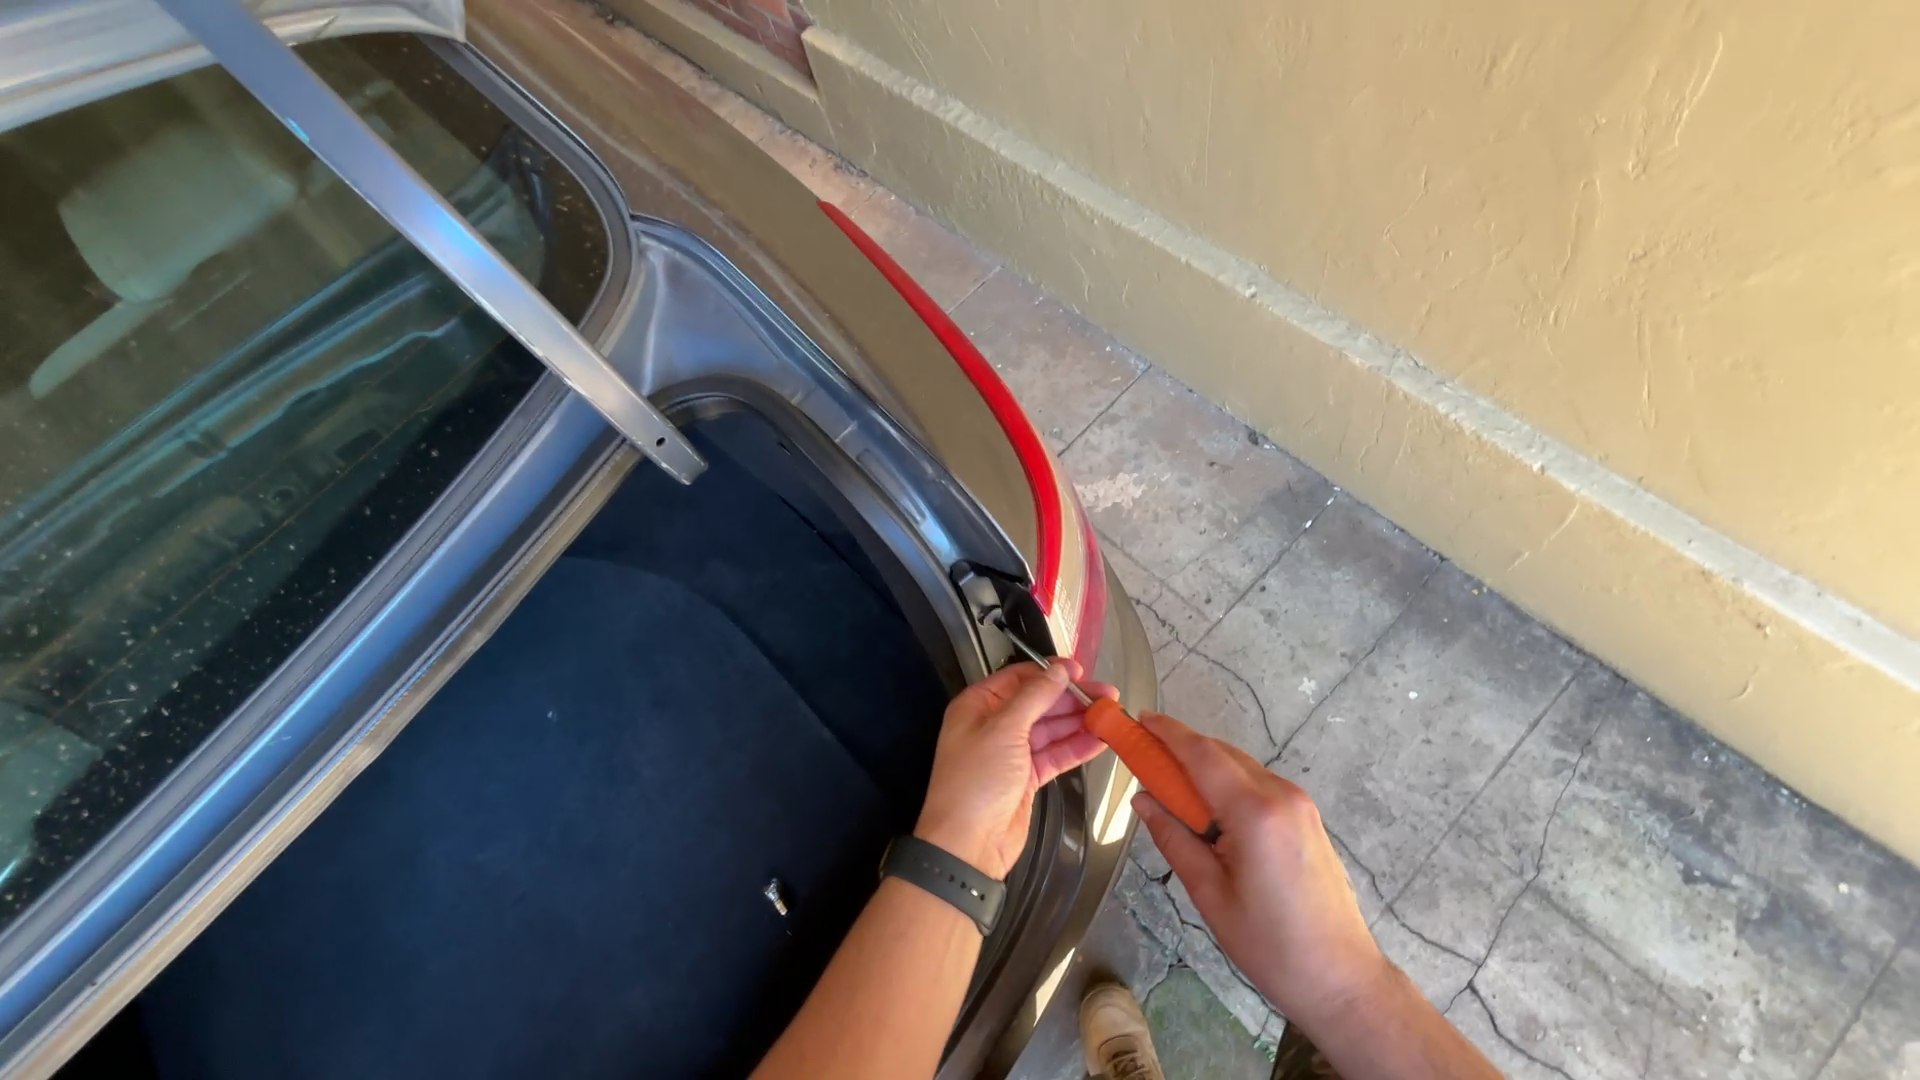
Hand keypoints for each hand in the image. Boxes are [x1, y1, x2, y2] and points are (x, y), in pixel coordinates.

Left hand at [915, 661, 1112, 879]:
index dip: (1050, 673)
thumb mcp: (1004, 729)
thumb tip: (1058, 670)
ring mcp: (1011, 752)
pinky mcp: (1026, 778)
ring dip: (1079, 722)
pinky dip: (1076, 748)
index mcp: (978, 705)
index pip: (1018, 678)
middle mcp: (993, 725)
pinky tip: (1101, 741)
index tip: (1081, 672)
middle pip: (1038, 703)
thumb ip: (1034, 697)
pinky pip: (1055, 755)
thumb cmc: (976, 780)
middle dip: (1071, 699)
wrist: (968, 844)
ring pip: (1050, 729)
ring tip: (1111, 715)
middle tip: (1108, 695)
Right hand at [1132, 712, 1393, 1031]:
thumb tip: (1143, 799)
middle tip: (1146, 761)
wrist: (1342, 979)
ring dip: (1205, 768)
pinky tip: (1211, 811)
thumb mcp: (1208, 892)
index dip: (1168, 733)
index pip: (1202, 754)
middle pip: (1221, 754)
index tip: (1139, 720)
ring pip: (1241, 766)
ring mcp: (1300, 804)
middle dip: (1182, 750)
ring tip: (1174, 792)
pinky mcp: (1308, 817)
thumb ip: (1173, 836)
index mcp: (1255, 812)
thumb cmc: (1269, 943)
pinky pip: (1258, 783)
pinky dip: (1228, 784)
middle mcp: (1282, 795)